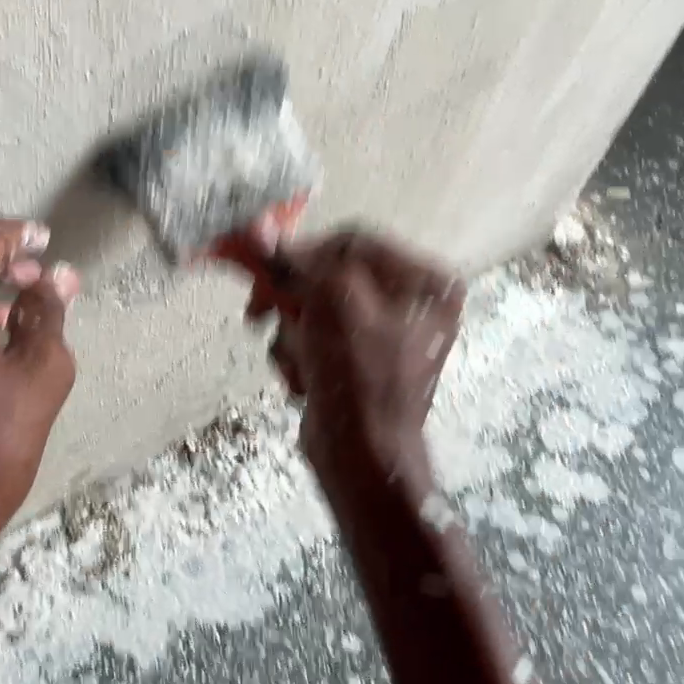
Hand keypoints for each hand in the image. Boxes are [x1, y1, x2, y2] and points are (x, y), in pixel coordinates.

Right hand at [251, 231, 464, 501]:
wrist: (363, 457)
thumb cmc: (359, 375)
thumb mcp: (331, 302)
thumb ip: (298, 260)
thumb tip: (258, 226)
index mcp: (426, 281)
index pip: (350, 240)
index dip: (303, 253)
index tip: (268, 274)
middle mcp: (412, 302)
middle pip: (328, 273)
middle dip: (292, 299)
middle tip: (257, 312)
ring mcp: (385, 333)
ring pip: (314, 306)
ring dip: (291, 332)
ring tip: (295, 361)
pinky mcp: (358, 360)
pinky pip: (315, 336)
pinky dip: (299, 354)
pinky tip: (302, 379)